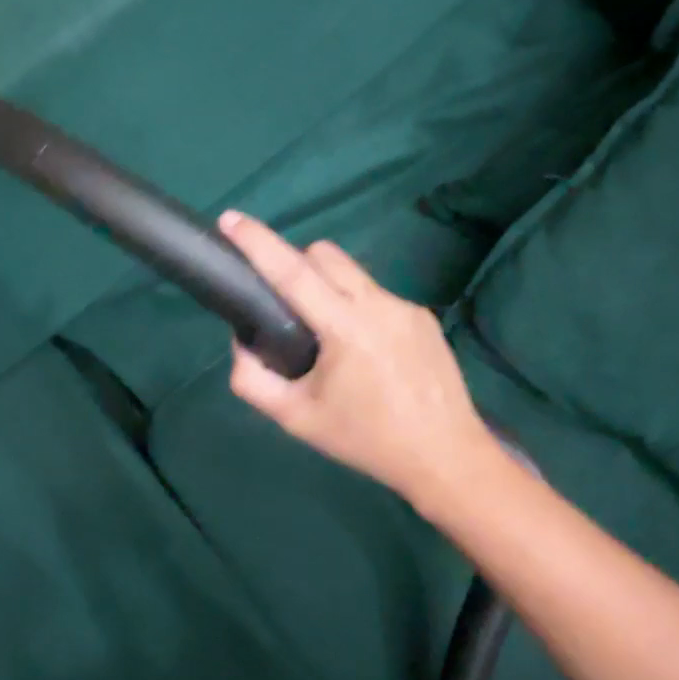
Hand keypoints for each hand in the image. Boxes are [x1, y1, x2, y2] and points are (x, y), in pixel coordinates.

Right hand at [219, 212, 501, 500]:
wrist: (447, 459)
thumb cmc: (367, 440)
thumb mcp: (298, 419)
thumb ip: (254, 381)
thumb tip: (240, 342)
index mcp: (346, 329)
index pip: (293, 272)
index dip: (259, 243)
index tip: (231, 220)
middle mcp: (377, 305)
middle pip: (324, 255)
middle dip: (295, 262)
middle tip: (282, 302)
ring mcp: (405, 308)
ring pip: (352, 273)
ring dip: (328, 287)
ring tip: (325, 335)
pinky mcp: (423, 316)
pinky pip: (377, 296)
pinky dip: (357, 309)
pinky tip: (365, 352)